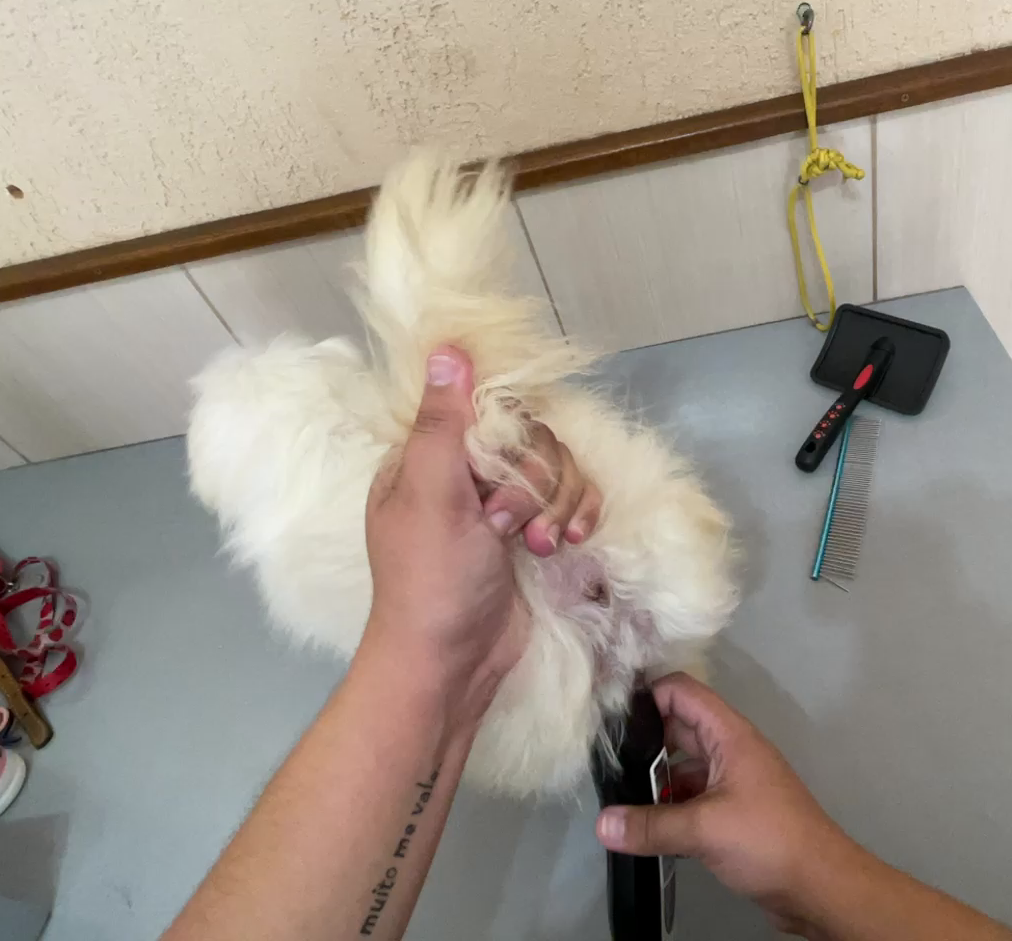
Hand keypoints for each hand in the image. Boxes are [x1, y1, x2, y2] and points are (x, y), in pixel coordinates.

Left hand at [363, 347, 603, 719]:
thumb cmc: (432, 578)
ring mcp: (506, 503)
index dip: (510, 435)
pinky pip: (576, 497)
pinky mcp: (537, 530)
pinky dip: (580, 514)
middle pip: (534, 438)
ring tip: (541, 544)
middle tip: (511, 524)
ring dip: (560, 503)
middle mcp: (470, 473)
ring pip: (560, 467)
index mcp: (432, 457)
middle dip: (537, 481)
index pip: (490, 410)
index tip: (507, 469)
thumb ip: (442, 424)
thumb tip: (447, 348)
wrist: (455, 662)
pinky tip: (570, 541)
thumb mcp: (431, 497)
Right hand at [594, 674, 857, 931]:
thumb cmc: (768, 839)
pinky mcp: (733, 811)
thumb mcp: (705, 828)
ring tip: (617, 790)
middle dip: (645, 737)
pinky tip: (646, 822)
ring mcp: (732, 780)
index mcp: (728, 733)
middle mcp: (730, 748)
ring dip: (656, 776)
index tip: (610, 710)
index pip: (682, 691)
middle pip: (680, 726)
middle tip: (604, 754)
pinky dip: (671, 803)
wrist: (820, 886)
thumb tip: (602, 825)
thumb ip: (652, 825)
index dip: (647, 693)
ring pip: (685, 764)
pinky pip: (693, 795)